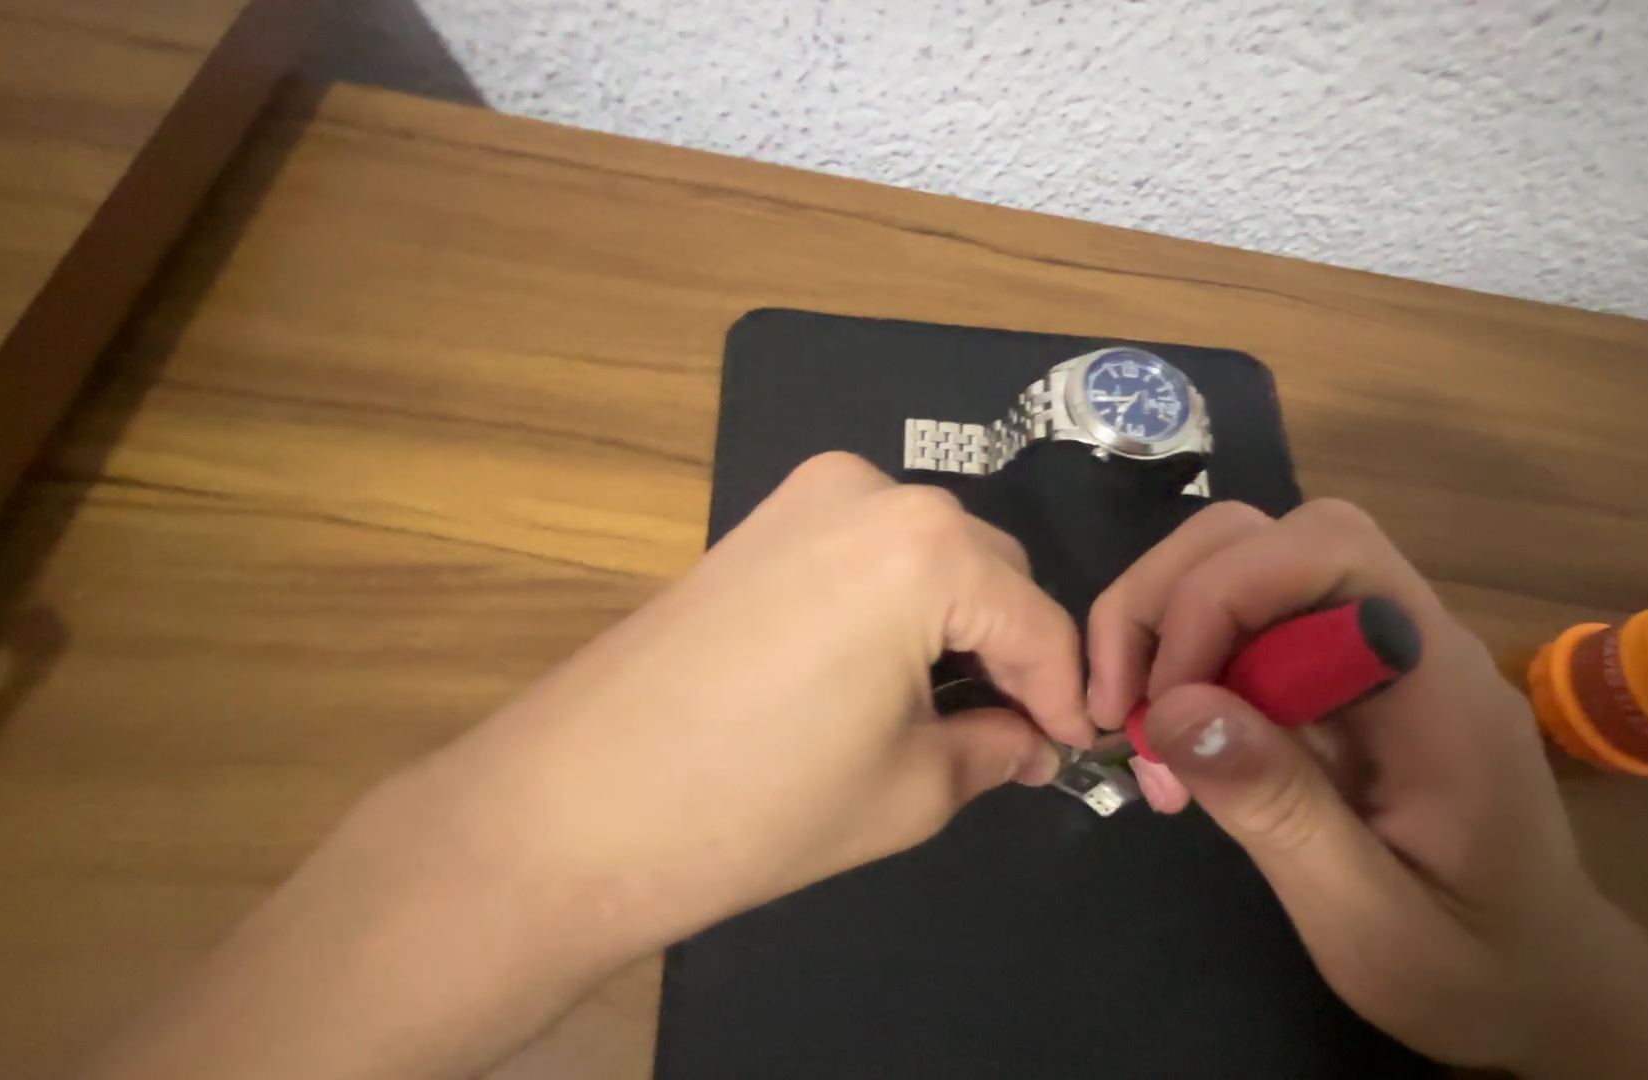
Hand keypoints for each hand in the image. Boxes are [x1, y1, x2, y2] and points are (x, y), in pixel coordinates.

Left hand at [88, 452, 1093, 1079]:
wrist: (569, 806)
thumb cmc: (757, 804)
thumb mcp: (908, 790)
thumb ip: (992, 749)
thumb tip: (1029, 738)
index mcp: (925, 549)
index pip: (1037, 623)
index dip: (1067, 694)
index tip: (1078, 746)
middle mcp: (872, 493)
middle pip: (987, 572)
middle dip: (1012, 651)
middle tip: (1016, 731)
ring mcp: (806, 495)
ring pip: (930, 554)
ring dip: (957, 623)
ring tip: (952, 704)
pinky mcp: (762, 519)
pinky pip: (869, 550)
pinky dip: (899, 601)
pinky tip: (887, 665)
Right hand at [1086, 499, 1647, 1072]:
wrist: (1533, 978)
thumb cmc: (1472, 966)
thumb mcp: (1374, 923)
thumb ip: (1281, 811)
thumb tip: (1174, 708)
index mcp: (1436, 681)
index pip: (1327, 551)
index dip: (1221, 594)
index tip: (1166, 699)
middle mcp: (1393, 635)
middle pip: (1260, 537)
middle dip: (1165, 600)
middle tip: (1119, 701)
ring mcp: (1352, 647)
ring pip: (1230, 565)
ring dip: (1156, 629)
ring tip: (1131, 724)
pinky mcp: (1316, 670)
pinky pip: (1226, 624)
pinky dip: (1170, 663)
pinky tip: (1164, 737)